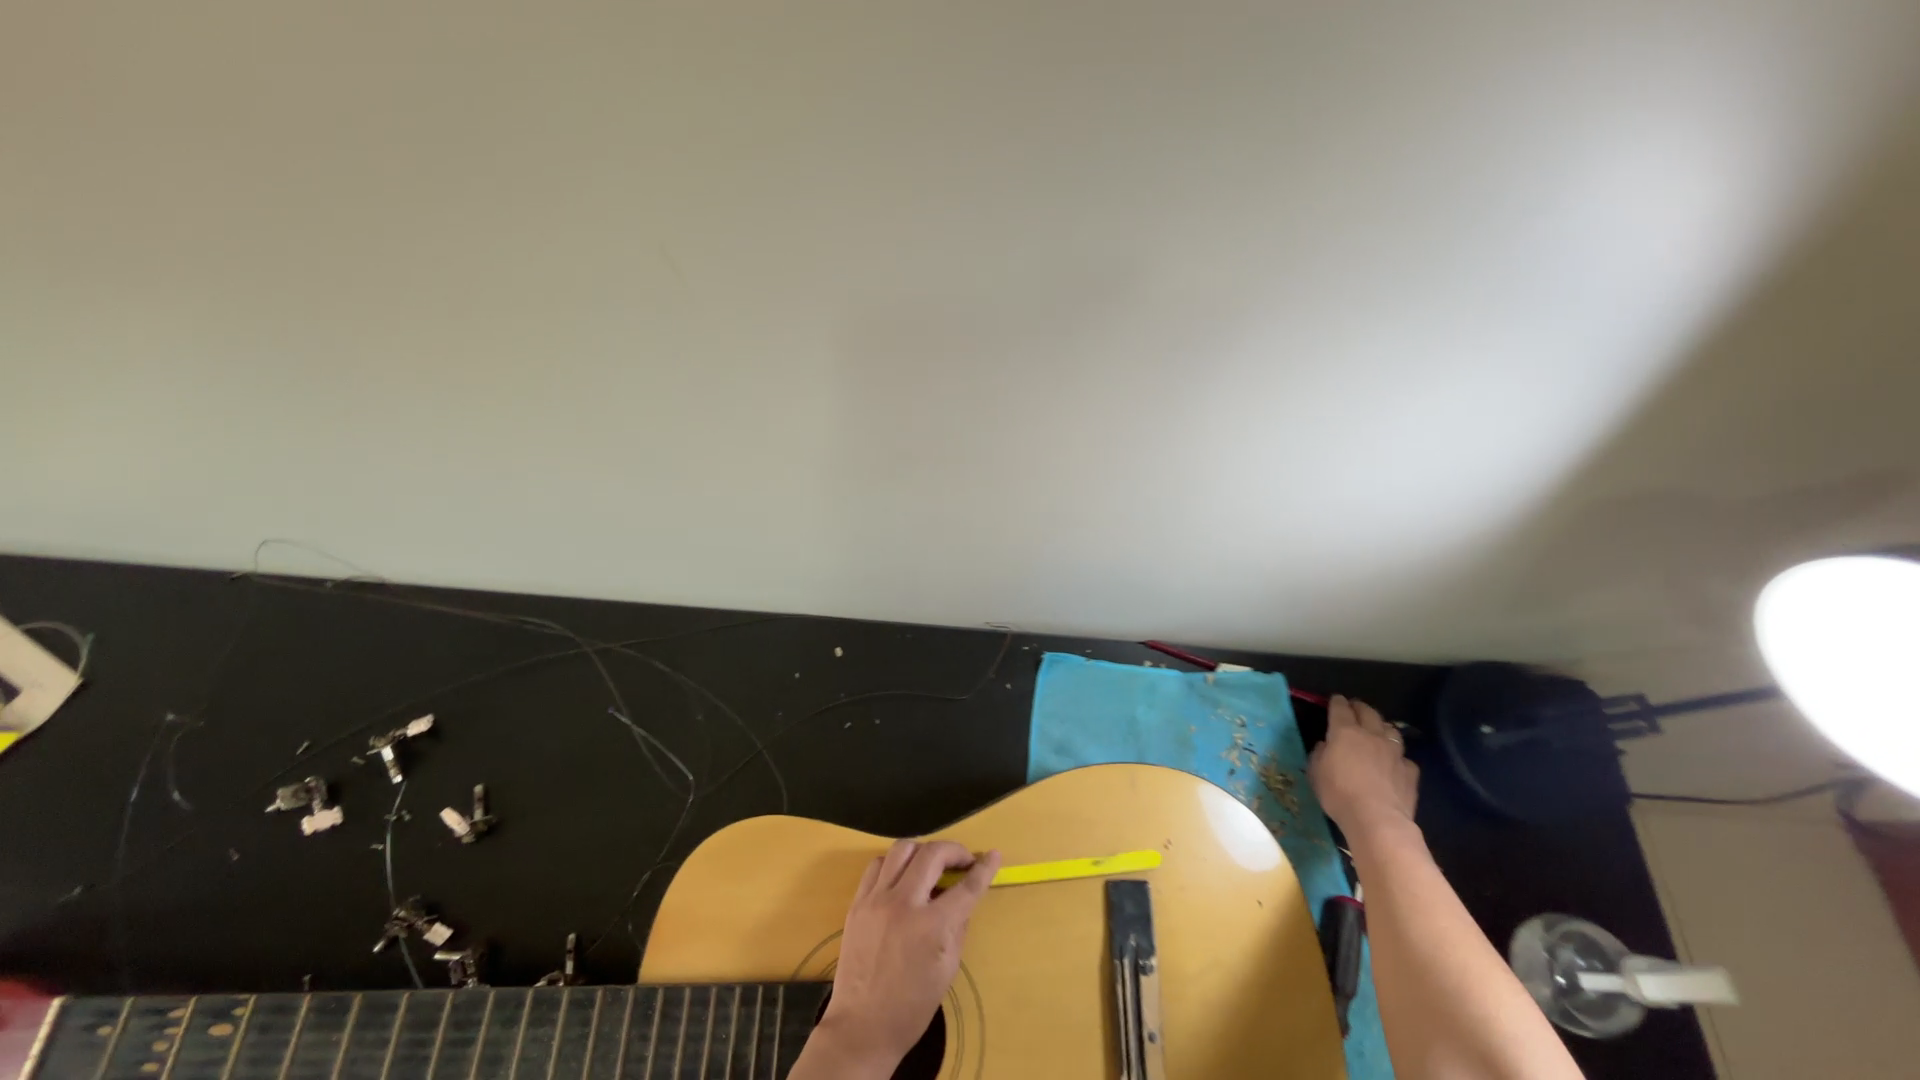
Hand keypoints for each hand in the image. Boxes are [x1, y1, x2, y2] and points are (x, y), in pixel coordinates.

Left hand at [797, 840, 1001, 1078]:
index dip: (984, 868)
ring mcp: (876, 900)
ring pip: (902, 849)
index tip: (993, 856)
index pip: (966, 887)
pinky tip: (903, 877)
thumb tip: (964, 898)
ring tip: (932, 866)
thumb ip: (958, 926)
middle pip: (932, 854)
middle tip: (963, 862)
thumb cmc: (913, 1005)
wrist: (863, 1025)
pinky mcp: (857, 903)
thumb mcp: (948, 968)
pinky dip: (895, 863)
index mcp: (931, 926)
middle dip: (954, 851)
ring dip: (923, 851)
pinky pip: (877, 866)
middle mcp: (903, 904)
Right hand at [1308, 694, 1418, 838]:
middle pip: (1368, 712)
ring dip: (1382, 726)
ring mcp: (1394, 752)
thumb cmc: (1338, 794)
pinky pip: (1404, 757)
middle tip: (1355, 708)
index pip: (1340, 709)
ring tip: (1377, 730)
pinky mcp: (1410, 771)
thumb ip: (1319, 754)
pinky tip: (1394, 763)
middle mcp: (1372, 735)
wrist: (1377, 818)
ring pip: (1390, 730)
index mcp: (1345, 732)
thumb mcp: (1315, 773)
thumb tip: (1325, 745)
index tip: (1335, 700)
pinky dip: (1397, 756)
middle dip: (1360, 707)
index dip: (1337, 702)